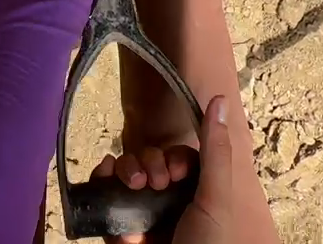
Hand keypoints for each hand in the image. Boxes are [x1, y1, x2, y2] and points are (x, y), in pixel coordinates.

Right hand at [88, 96, 235, 243]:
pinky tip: (105, 175)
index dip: (172, 157)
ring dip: (125, 166)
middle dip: (148, 162)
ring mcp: (141, 213)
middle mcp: (169, 202)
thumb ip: (215, 152)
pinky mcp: (116, 225)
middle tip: (153, 181)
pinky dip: (101, 177)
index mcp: (197, 197)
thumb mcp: (215, 202)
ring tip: (131, 183)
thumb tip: (220, 98)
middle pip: (150, 160)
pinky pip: (103, 190)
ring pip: (126, 170)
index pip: (178, 158)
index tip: (174, 171)